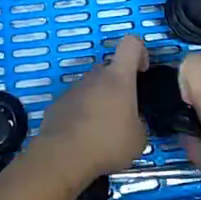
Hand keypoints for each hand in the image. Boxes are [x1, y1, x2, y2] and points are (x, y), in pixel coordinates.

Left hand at [27, 32, 149, 185]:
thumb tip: (132, 122)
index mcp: (118, 77)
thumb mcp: (139, 138)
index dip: (140, 52)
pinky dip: (82, 114)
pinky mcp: (58, 103)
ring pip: (92, 87)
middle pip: (110, 69)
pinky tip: (83, 138)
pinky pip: (76, 103)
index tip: (142, 72)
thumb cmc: (108, 142)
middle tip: (124, 114)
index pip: (131, 43)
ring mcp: (73, 88)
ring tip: (103, 132)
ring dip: (100, 102)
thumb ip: (139, 122)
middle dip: (119, 87)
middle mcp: (94, 76)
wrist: (63, 156)